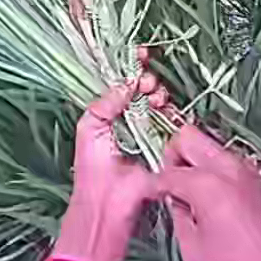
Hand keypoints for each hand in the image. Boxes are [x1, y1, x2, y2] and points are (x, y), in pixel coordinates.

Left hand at [54, 63, 168, 260]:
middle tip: (148, 82)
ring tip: (155, 95)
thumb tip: (125, 84)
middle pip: (143, 91)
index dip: (131, 68)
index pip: (123, 85)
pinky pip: (170, 122)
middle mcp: (130, 122)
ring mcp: (148, 133)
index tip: (141, 55)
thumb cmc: (93, 169)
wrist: (108, 205)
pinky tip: (164, 105)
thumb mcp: (90, 127)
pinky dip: (169, 110)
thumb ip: (105, 102)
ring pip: (158, 104)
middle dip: (147, 80)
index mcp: (110, 116)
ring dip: (158, 94)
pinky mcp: (164, 146)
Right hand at [158, 124, 260, 260]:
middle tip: (170, 186)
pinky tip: (206, 202)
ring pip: (206, 146)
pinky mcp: (253, 177)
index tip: (149, 194)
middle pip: (188, 136)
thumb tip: (174, 200)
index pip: (168, 171)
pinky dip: (208, 171)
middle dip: (173, 156)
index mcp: (208, 184)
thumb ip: (178, 215)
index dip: (153, 184)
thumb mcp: (194, 248)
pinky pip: (222, 161)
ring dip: (192, 162)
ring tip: (188, 198)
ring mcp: (243, 169)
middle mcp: (227, 167)